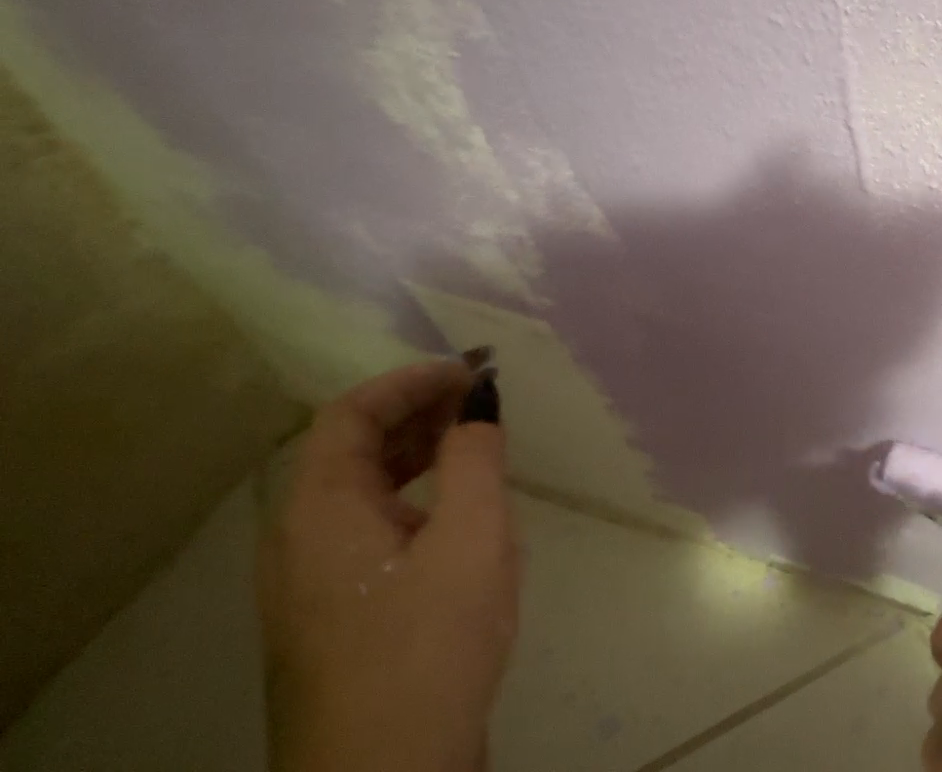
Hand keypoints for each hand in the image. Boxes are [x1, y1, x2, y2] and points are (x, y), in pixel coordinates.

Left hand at [259, 355, 519, 771]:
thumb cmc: (431, 640)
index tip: (473, 370)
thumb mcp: (472, 538)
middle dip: (417, 413)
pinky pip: (369, 530)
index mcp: (319, 512)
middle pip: (350, 450)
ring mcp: (310, 583)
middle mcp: (298, 540)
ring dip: (417, 455)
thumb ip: (476, 460)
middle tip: (483, 400)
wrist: (388, 768)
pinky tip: (459, 516)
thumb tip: (481, 401)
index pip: (350, 415)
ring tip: (477, 445)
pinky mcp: (335, 614)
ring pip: (361, 493)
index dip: (411, 381)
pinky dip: (413, 499)